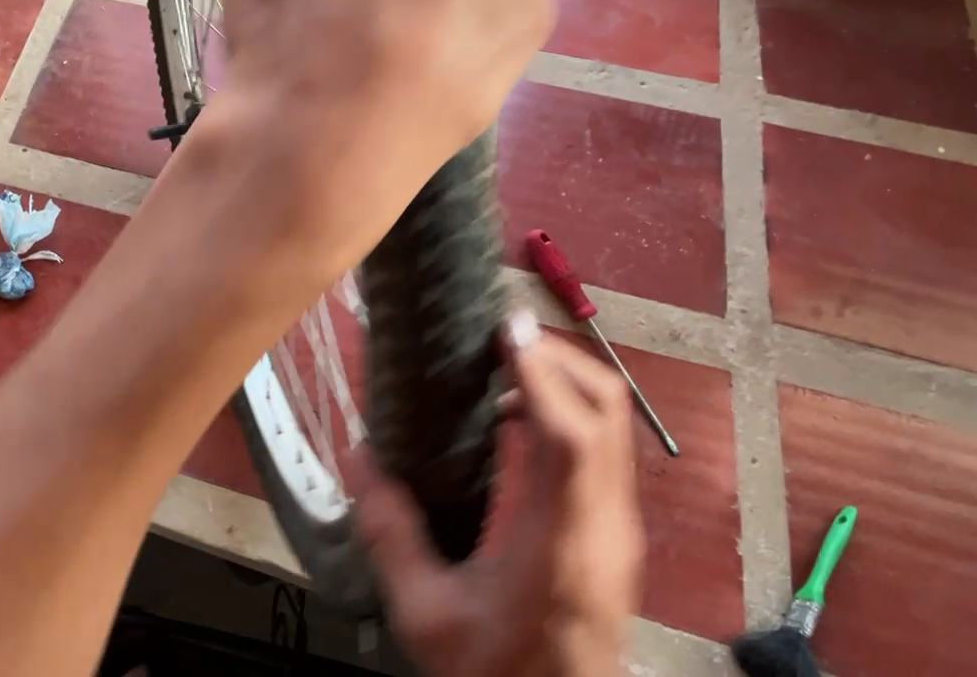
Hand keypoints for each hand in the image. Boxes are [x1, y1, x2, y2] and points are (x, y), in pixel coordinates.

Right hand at [352, 313, 643, 676]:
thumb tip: (357, 459)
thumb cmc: (497, 669)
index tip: (506, 332)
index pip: (571, 439)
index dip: (542, 376)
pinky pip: (603, 444)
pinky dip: (568, 408)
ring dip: (565, 379)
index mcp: (560, 543)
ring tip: (506, 364)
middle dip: (558, 359)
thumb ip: (390, 534)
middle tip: (501, 338)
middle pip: (607, 413)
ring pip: (613, 423)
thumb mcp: (427, 613)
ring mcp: (618, 524)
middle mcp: (604, 524)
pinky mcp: (617, 527)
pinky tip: (517, 415)